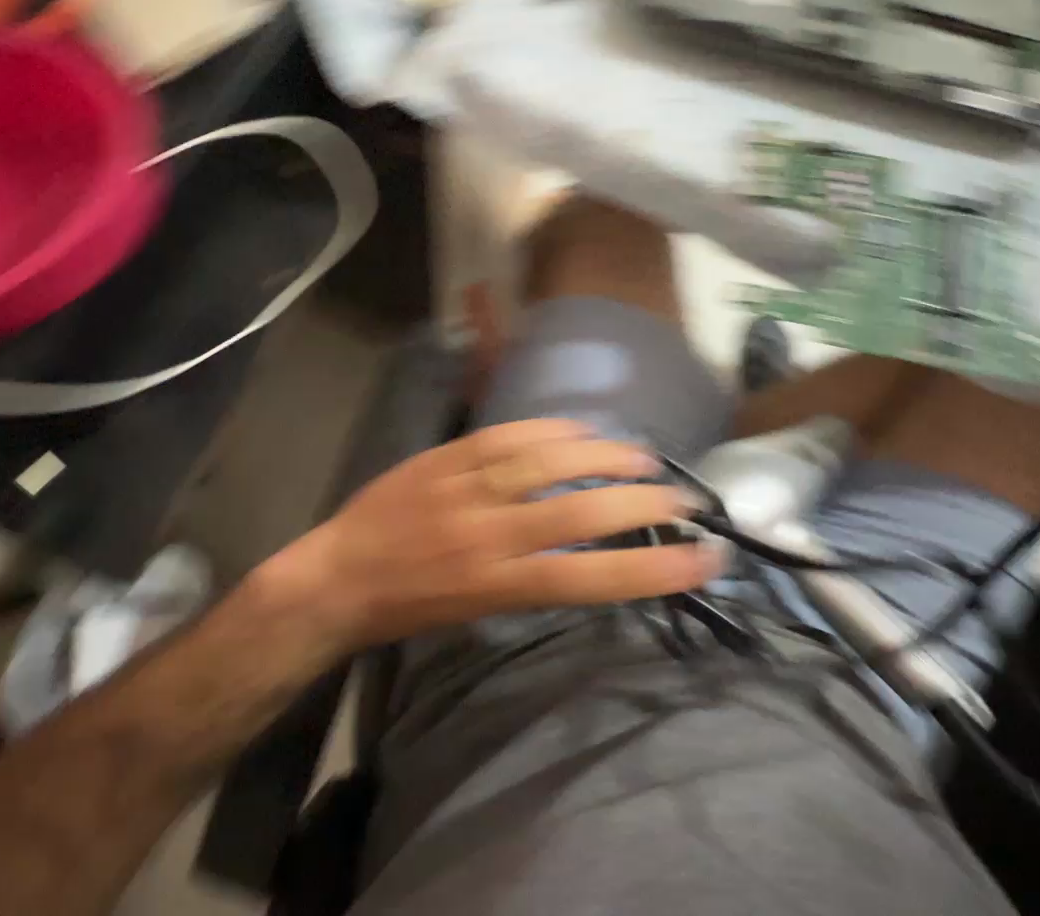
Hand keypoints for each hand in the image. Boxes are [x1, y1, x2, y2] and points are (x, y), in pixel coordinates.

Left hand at [254, 419, 720, 653]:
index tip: (703, 559)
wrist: (336, 578)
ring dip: (603, 457)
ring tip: (644, 457)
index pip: (589, 576)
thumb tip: (587, 549)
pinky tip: (581, 428)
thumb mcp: (477, 611)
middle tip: (684, 501)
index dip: (651, 569)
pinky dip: (549, 429)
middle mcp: (487, 534)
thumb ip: (532, 579)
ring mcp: (464, 489)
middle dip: (641, 505)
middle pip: (579, 513)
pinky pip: (504, 436)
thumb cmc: (410, 607)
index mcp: (496, 585)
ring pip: (546, 463)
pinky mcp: (444, 458)